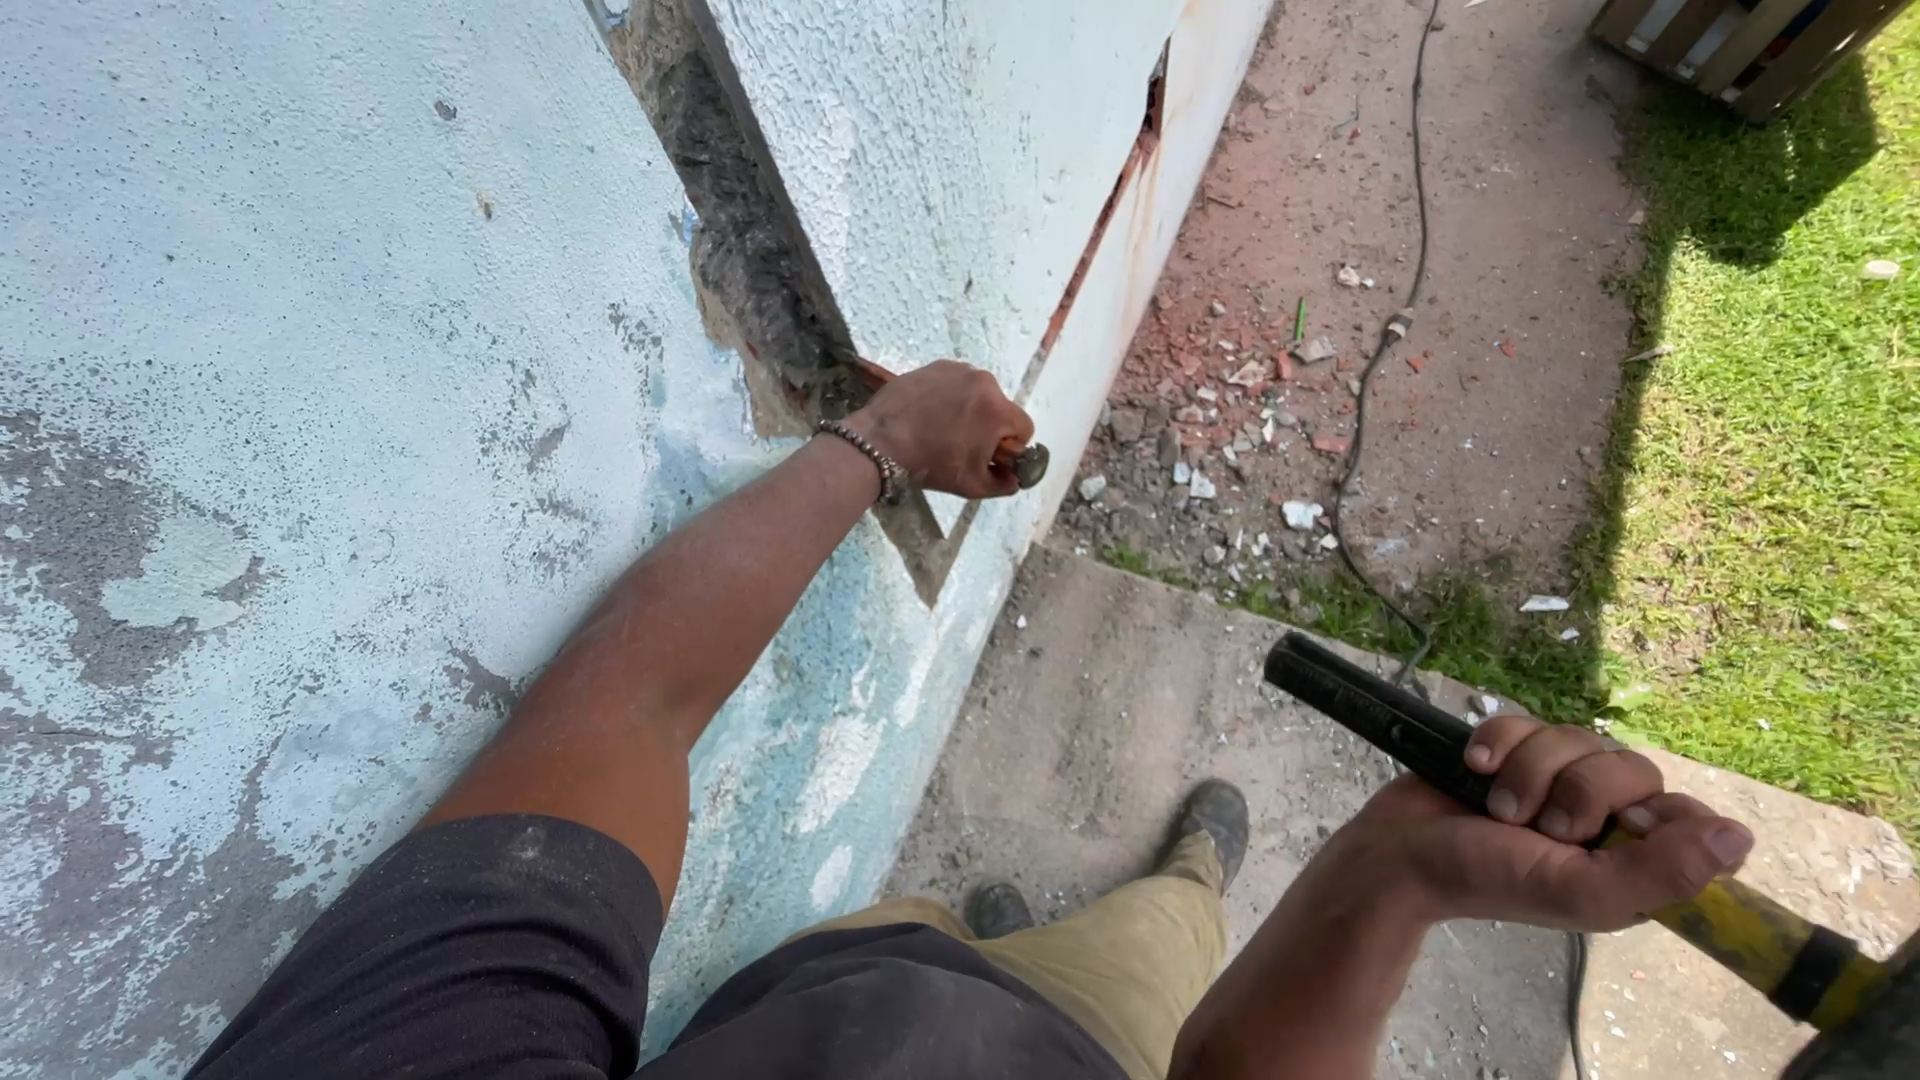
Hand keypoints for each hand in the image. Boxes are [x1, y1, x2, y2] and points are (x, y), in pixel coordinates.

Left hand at [842, 360, 1033, 498]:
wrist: (880, 442)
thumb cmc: (929, 464)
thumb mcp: (972, 485)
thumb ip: (1004, 483)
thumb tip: (1015, 477)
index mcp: (997, 410)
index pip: (1023, 427)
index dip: (1010, 446)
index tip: (990, 455)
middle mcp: (984, 382)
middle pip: (1001, 408)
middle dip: (989, 426)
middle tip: (962, 444)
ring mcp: (958, 369)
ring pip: (979, 394)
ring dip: (970, 409)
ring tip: (943, 427)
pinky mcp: (937, 365)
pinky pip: (957, 383)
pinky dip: (950, 396)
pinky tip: (931, 413)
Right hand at [1344, 714, 1753, 931]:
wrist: (1400, 850)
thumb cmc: (1486, 879)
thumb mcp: (1580, 892)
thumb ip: (1660, 872)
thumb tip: (1738, 835)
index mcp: (1631, 857)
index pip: (1685, 811)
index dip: (1651, 810)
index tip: (1611, 829)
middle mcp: (1599, 814)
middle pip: (1628, 765)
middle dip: (1573, 789)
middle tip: (1536, 824)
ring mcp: (1550, 776)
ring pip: (1572, 737)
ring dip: (1527, 769)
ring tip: (1493, 802)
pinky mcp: (1506, 749)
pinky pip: (1522, 720)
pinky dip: (1495, 740)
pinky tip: (1473, 765)